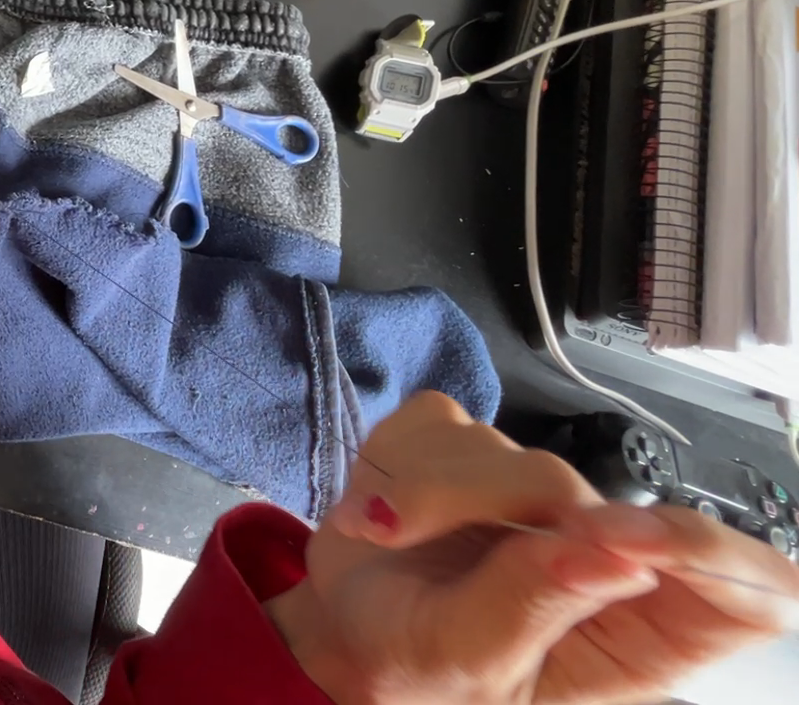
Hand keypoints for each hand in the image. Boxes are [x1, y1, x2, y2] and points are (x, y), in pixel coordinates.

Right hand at [268, 392, 798, 703]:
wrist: (339, 626)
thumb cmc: (414, 664)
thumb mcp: (470, 656)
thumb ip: (532, 604)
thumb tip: (615, 557)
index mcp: (639, 630)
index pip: (743, 582)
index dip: (702, 548)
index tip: (613, 534)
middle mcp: (591, 549)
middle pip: (567, 485)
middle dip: (467, 495)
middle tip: (390, 528)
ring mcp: (516, 492)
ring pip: (491, 444)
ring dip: (412, 479)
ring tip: (369, 527)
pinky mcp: (452, 453)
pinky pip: (433, 419)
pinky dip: (388, 452)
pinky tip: (370, 499)